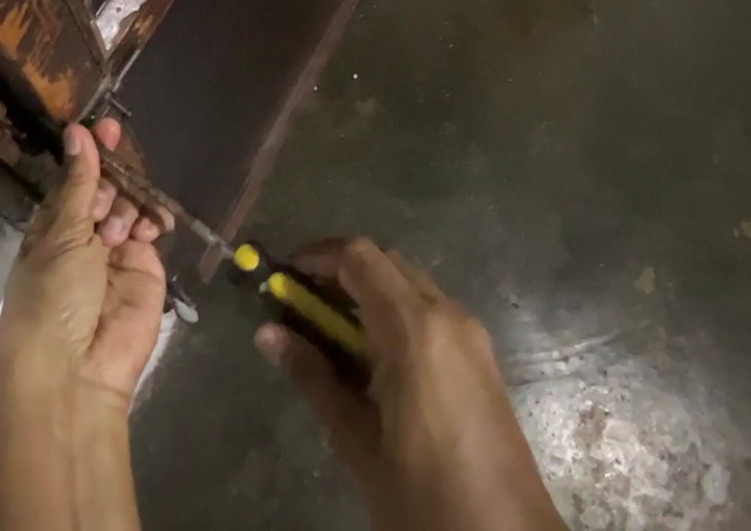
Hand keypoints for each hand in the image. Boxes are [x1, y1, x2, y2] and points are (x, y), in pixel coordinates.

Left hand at [0, 118, 169, 404]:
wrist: (76, 369)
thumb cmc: (51, 296)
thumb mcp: (60, 235)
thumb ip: (79, 184)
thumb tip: (76, 132)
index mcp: (52, 228)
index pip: (74, 180)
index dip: (88, 155)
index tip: (103, 127)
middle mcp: (84, 237)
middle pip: (105, 190)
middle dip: (112, 177)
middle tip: (111, 189)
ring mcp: (116, 253)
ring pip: (130, 206)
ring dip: (127, 204)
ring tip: (118, 227)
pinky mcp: (146, 270)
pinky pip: (152, 231)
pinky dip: (153, 221)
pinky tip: (150, 226)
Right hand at [256, 238, 566, 530]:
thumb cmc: (423, 494)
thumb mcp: (356, 441)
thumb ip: (313, 377)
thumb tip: (267, 333)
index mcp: (414, 329)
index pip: (359, 257)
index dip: (317, 256)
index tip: (283, 278)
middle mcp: (448, 316)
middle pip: (386, 262)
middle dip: (340, 273)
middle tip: (301, 307)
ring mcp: (472, 335)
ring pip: (410, 284)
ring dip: (368, 292)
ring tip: (331, 334)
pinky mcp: (483, 357)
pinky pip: (431, 310)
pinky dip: (395, 312)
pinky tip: (373, 358)